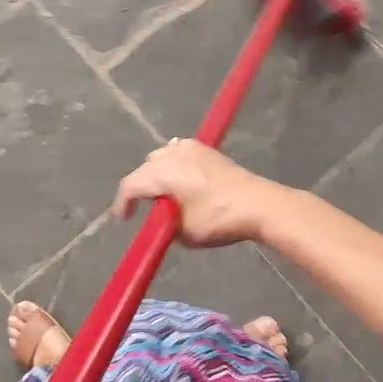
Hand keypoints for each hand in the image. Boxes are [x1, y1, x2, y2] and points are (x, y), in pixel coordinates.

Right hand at [112, 139, 288, 247]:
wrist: (260, 204)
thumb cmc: (219, 220)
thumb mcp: (184, 233)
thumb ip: (164, 224)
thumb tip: (162, 220)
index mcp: (162, 173)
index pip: (131, 185)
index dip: (123, 203)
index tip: (123, 219)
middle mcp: (171, 155)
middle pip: (144, 169)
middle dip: (140, 187)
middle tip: (143, 208)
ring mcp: (190, 148)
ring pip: (160, 157)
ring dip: (155, 174)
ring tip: (161, 193)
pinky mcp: (206, 149)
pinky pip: (177, 152)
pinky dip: (172, 164)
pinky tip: (179, 177)